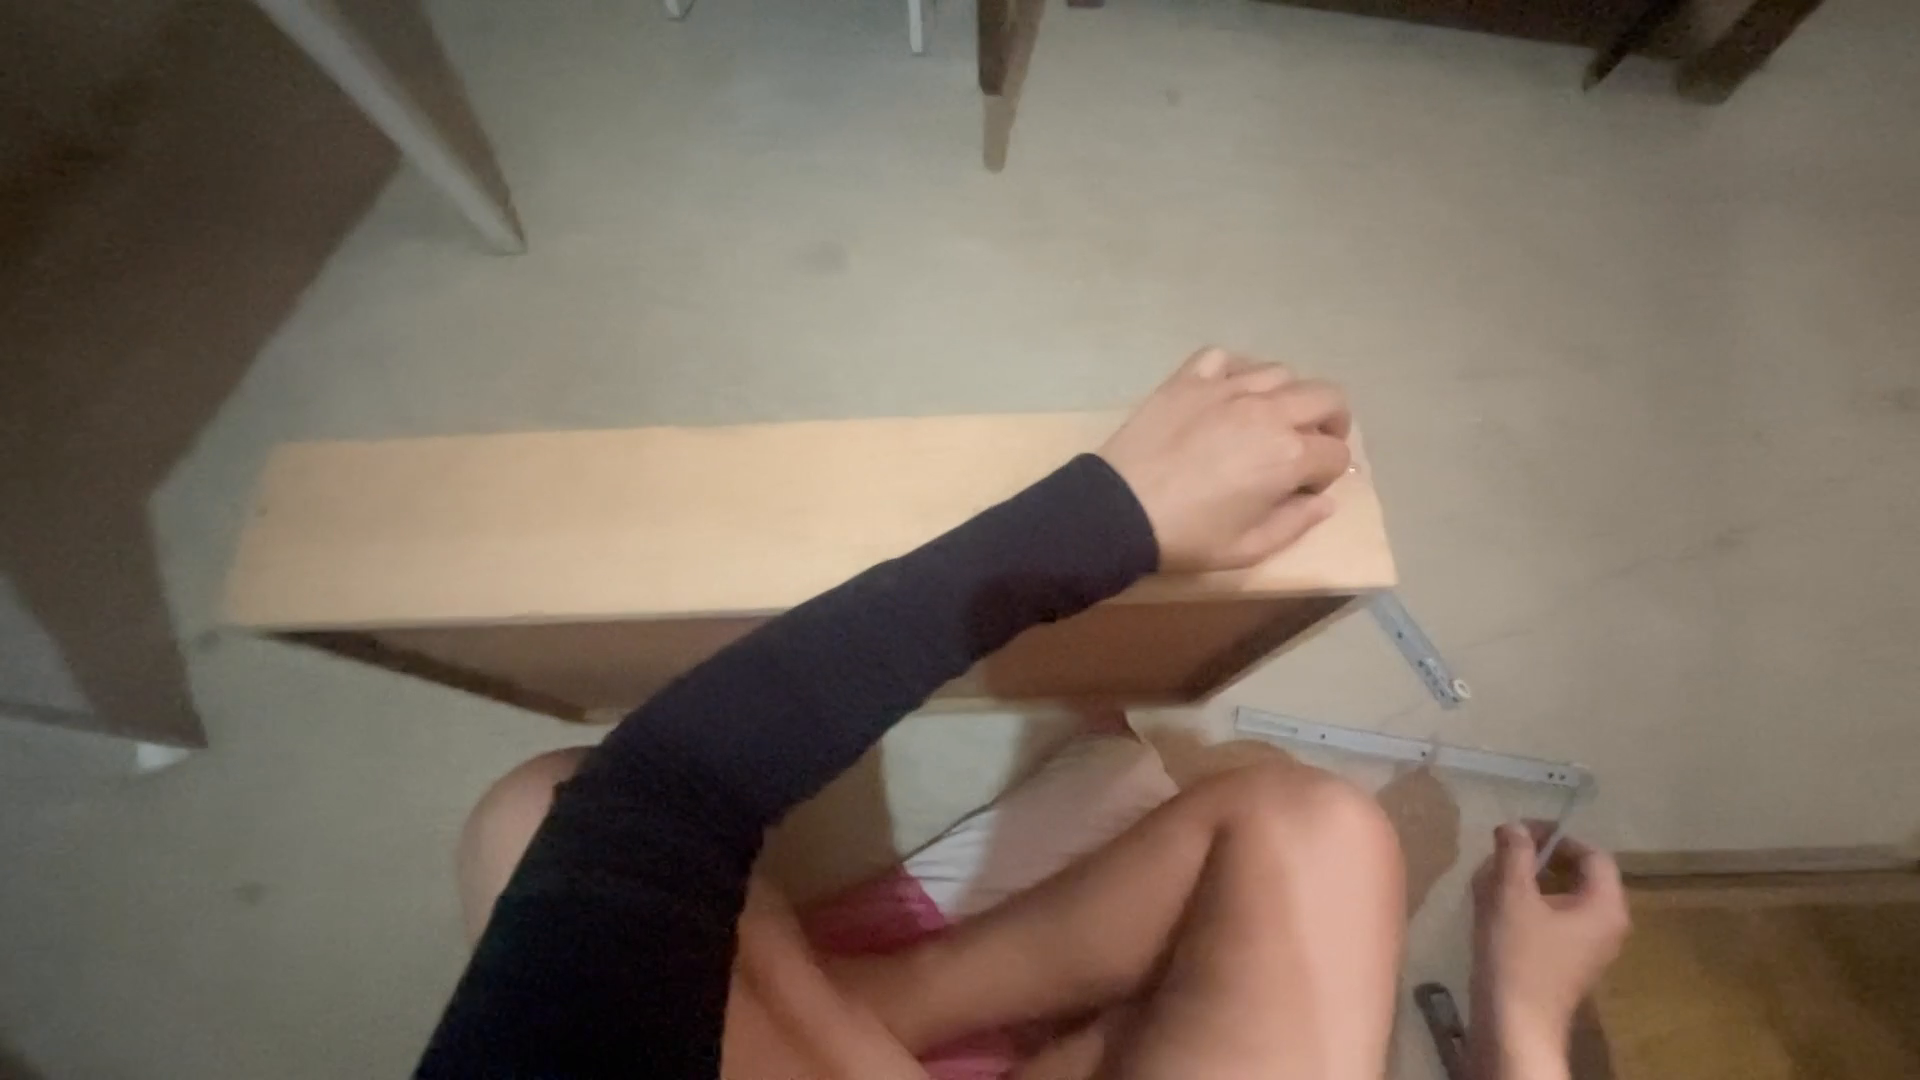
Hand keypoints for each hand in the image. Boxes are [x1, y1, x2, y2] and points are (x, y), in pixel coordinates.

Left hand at [1098, 347, 1351, 572]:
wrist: (1119, 511)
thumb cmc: (1186, 536)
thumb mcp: (1247, 549)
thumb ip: (1295, 524)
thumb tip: (1324, 501)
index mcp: (1289, 455)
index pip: (1336, 454)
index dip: (1326, 473)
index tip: (1303, 488)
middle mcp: (1267, 412)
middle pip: (1326, 397)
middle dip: (1329, 422)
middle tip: (1308, 443)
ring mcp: (1225, 390)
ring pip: (1279, 372)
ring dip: (1284, 395)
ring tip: (1266, 418)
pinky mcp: (1187, 381)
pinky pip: (1222, 357)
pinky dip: (1233, 370)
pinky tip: (1226, 392)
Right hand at [1468, 823, 1630, 1078]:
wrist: (1514, 1017)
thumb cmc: (1517, 951)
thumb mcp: (1510, 893)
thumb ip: (1514, 852)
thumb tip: (1515, 826)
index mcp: (1604, 906)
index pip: (1592, 855)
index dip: (1556, 837)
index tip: (1516, 833)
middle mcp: (1606, 924)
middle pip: (1576, 873)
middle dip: (1535, 858)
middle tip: (1497, 854)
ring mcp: (1587, 943)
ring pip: (1558, 893)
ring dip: (1524, 878)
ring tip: (1487, 879)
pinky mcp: (1565, 956)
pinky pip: (1551, 914)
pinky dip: (1524, 901)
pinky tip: (1491, 905)